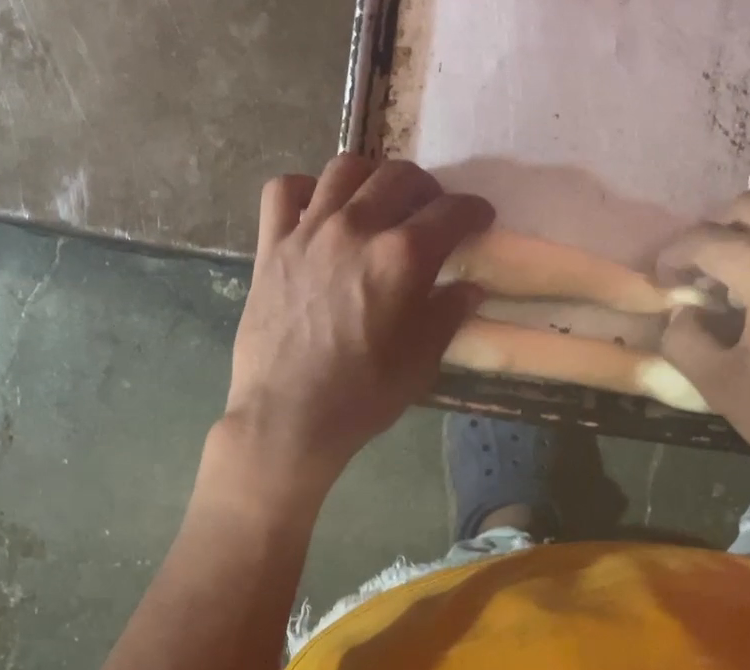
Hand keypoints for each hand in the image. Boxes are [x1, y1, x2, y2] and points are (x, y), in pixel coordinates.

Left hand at [215, 155, 494, 502]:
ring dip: (370, 179)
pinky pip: (282, 191)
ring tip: (376, 203)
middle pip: (399, 177)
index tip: (479, 220)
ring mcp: (307, 233)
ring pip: (344, 170)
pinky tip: (315, 211)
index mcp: (401, 257)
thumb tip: (469, 288)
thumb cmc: (360, 399)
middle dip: (426, 190)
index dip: (473, 212)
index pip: (451, 212)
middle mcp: (355, 229)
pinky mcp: (270, 248)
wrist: (286, 419)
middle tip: (430, 215)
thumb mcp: (419, 364)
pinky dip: (303, 190)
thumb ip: (446, 316)